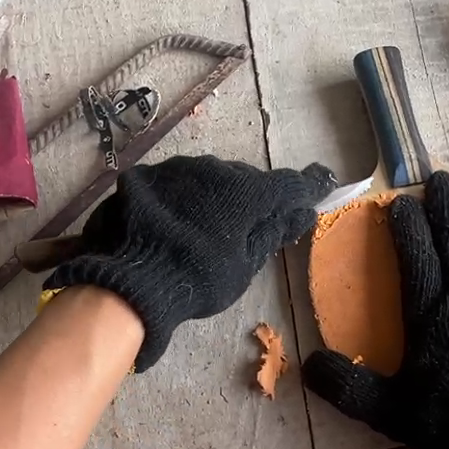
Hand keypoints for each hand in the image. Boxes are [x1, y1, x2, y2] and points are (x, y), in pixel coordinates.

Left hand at [48, 155, 334, 370]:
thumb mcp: (243, 266)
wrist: (128, 281)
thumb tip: (304, 213)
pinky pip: (174, 182)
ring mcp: (177, 168)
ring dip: (213, 196)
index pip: (288, 184)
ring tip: (202, 226)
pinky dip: (180, 197)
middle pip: (244, 180)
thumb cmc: (198, 279)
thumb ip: (272, 233)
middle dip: (251, 197)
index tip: (320, 184)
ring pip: (207, 177)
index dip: (306, 186)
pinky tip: (170, 222)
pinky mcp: (144, 175)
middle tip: (247, 224)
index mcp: (247, 192)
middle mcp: (215, 168)